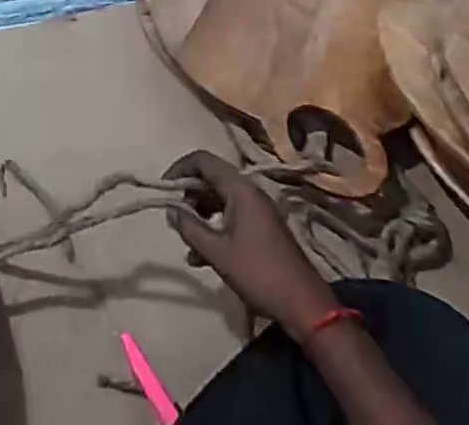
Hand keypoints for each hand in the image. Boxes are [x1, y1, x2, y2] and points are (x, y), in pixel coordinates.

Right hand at [165, 151, 338, 336]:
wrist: (305, 307)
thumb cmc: (259, 274)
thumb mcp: (217, 252)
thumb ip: (189, 227)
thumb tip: (170, 210)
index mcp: (240, 190)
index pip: (203, 161)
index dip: (179, 169)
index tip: (163, 189)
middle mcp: (250, 193)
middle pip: (211, 178)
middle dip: (188, 195)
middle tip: (174, 218)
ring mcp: (258, 210)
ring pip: (219, 199)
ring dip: (199, 214)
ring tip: (186, 239)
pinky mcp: (262, 228)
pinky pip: (230, 215)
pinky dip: (214, 227)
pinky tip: (200, 256)